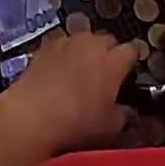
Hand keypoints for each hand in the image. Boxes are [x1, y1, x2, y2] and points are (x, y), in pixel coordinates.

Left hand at [0, 31, 138, 153]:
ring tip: (81, 68)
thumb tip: (126, 110)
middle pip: (108, 39)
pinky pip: (63, 43)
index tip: (129, 73)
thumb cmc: (77, 122)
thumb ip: (124, 115)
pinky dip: (65, 52)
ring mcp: (67, 41)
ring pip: (85, 38)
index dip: (132, 61)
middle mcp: (92, 44)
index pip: (132, 50)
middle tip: (105, 72)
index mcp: (113, 61)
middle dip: (110, 52)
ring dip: (87, 49)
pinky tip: (59, 68)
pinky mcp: (46, 45)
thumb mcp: (110, 127)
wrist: (32, 114)